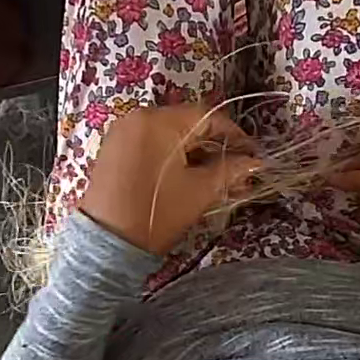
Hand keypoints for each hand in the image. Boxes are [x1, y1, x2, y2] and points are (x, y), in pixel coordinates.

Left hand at [79, 104, 262, 254]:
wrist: (106, 242)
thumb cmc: (154, 214)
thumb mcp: (199, 191)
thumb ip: (229, 170)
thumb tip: (254, 162)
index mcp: (159, 121)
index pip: (207, 117)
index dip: (234, 134)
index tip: (252, 154)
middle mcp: (137, 117)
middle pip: (187, 123)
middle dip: (214, 146)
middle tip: (236, 170)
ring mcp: (122, 132)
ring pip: (168, 134)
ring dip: (193, 152)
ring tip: (215, 178)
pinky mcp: (113, 149)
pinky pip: (149, 143)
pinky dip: (170, 155)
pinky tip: (187, 176)